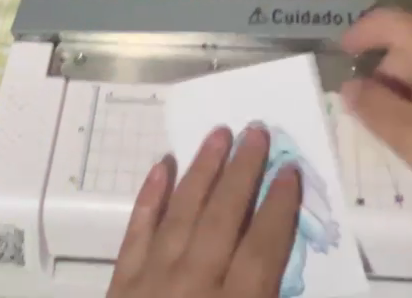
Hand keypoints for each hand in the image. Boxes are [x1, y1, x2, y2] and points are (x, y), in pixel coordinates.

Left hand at [107, 125, 302, 297]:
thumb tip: (281, 277)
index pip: (261, 250)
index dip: (279, 209)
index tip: (291, 171)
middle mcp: (191, 289)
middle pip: (222, 218)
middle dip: (243, 172)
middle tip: (257, 130)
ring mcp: (150, 284)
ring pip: (181, 213)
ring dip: (202, 170)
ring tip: (218, 134)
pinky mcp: (119, 286)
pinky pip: (137, 230)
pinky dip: (150, 196)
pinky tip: (162, 166)